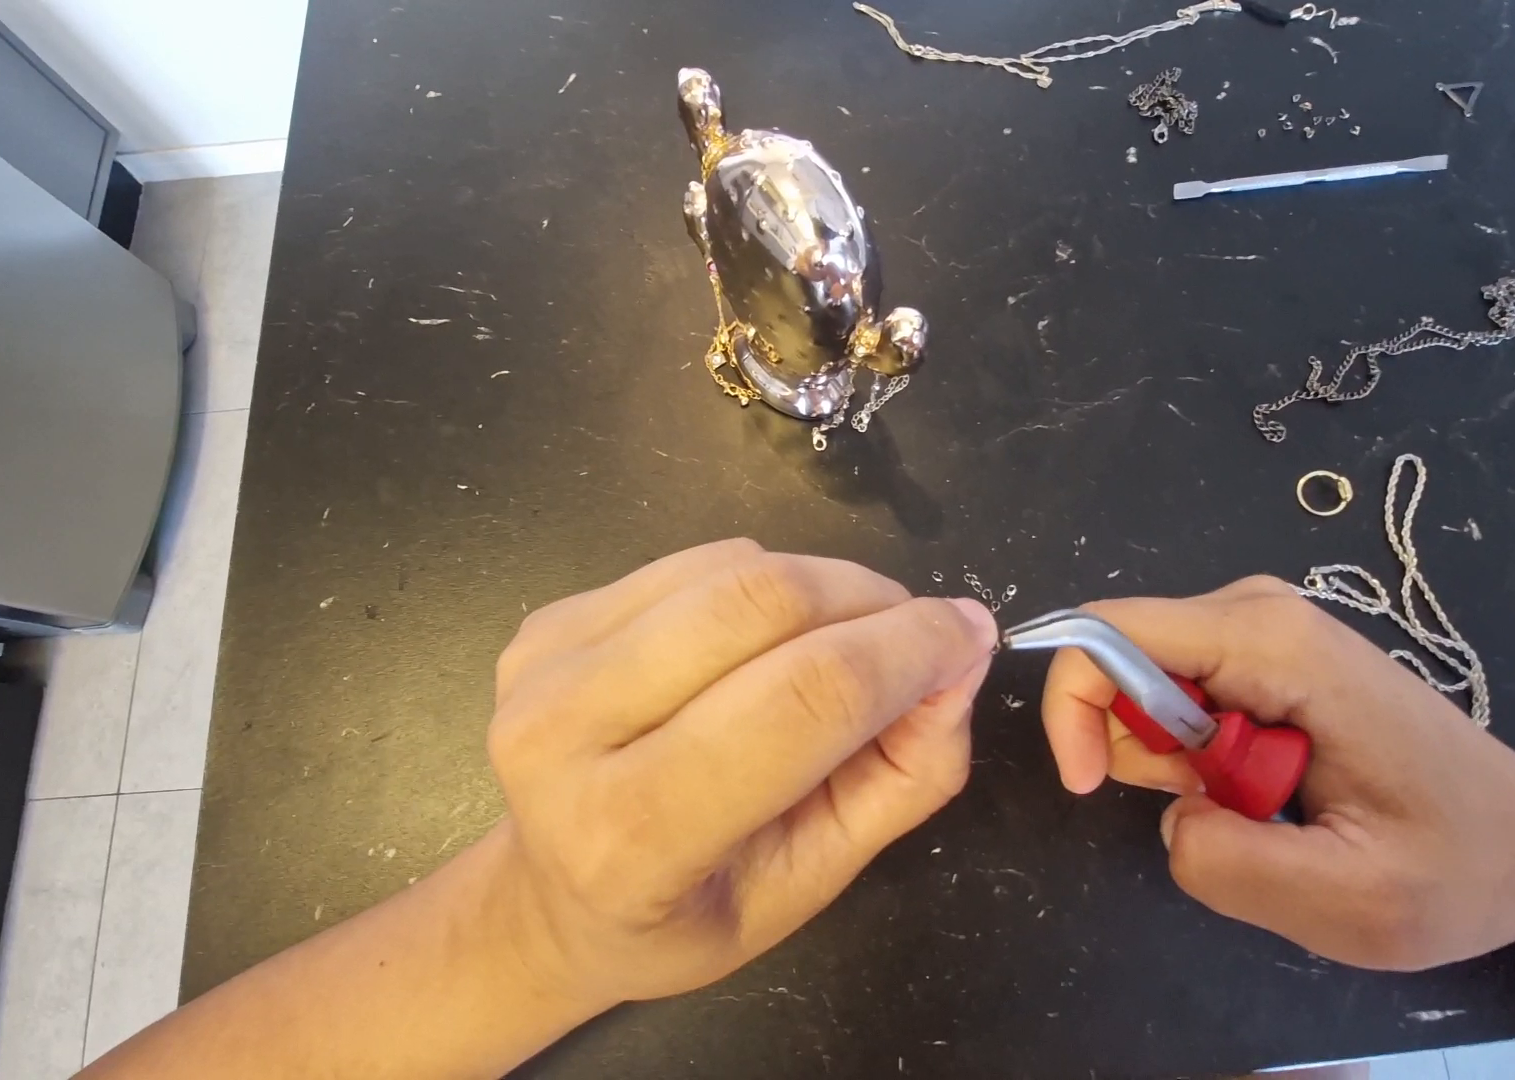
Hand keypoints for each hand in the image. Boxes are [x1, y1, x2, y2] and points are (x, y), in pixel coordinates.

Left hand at [486, 539, 995, 1009]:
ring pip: (733, 568)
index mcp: (634, 833)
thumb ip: (904, 778)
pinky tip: (769, 632)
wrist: (546, 891)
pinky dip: (765, 581)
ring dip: (825, 584)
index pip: (802, 699)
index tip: (969, 634)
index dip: (907, 650)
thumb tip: (959, 662)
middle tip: (916, 631)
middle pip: (762, 605)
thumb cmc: (684, 914)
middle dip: (872, 601)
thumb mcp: (812, 881)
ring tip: (848, 633)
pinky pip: (695, 562)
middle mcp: (569, 729)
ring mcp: (549, 660)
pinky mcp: (552, 618)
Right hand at [1040, 576, 1514, 970]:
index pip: (1109, 633)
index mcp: (1272, 643)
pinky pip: (1171, 683)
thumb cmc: (1458, 866)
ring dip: (1162, 750)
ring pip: (1139, 673)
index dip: (1074, 705)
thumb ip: (1227, 865)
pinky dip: (1184, 744)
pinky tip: (1247, 777)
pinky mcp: (1259, 646)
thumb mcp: (1351, 904)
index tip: (1090, 785)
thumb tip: (1170, 814)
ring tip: (1242, 799)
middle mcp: (1254, 610)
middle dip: (1130, 739)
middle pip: (1118, 652)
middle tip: (1201, 803)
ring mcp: (1257, 623)